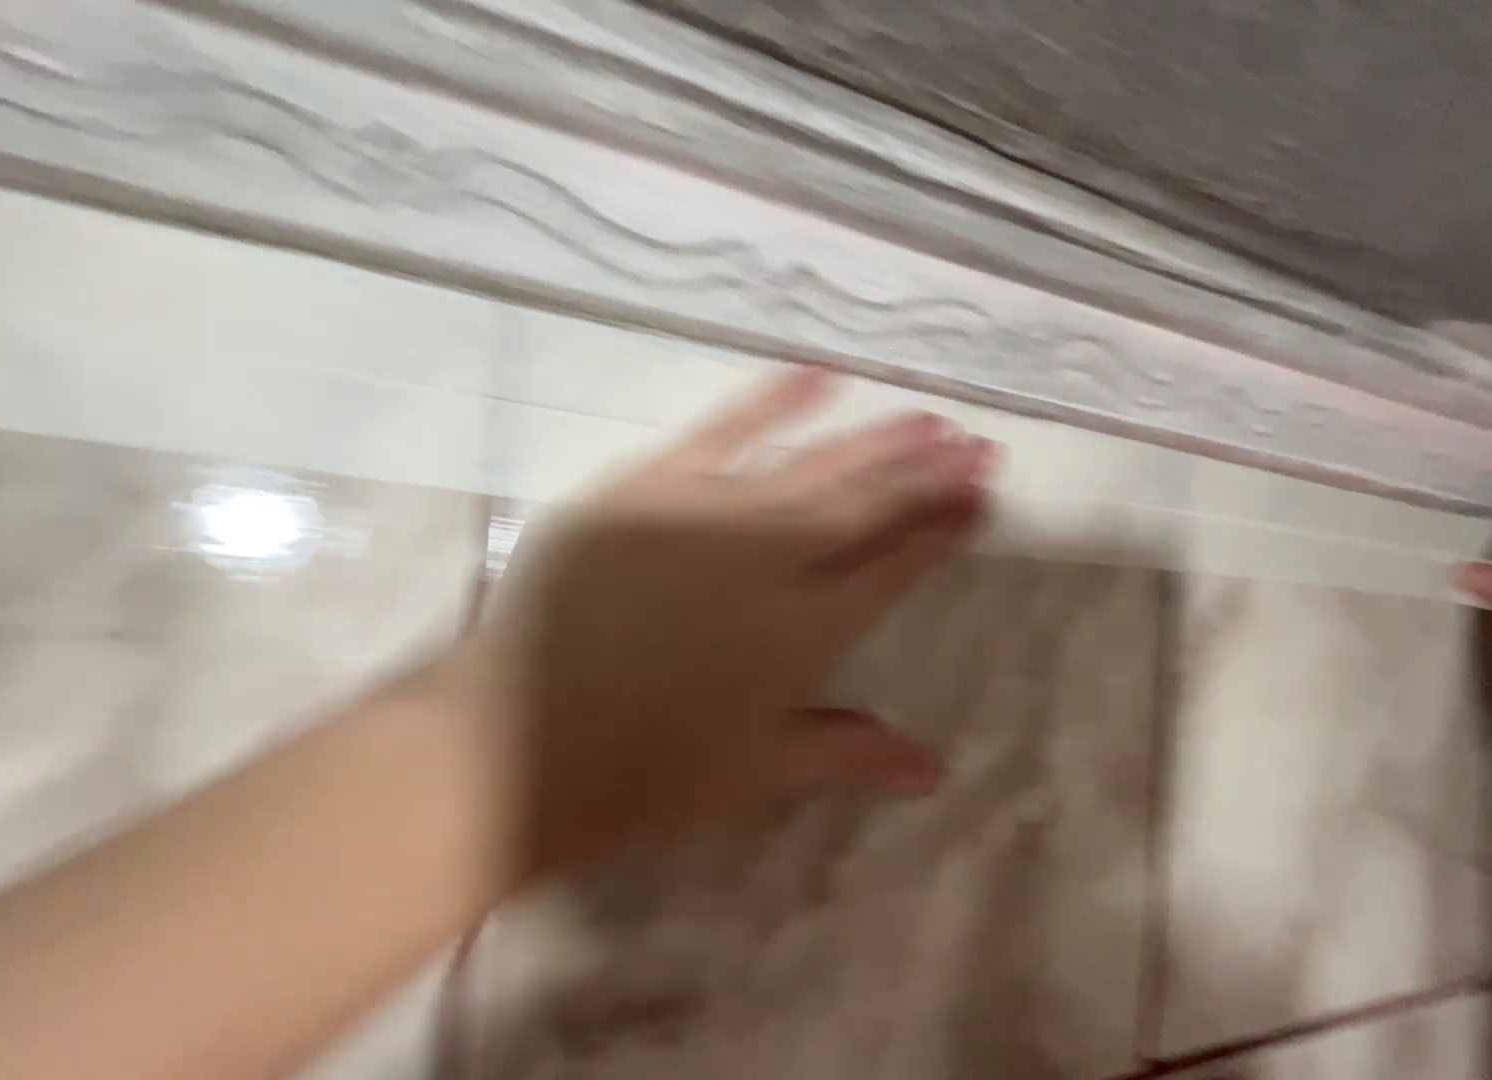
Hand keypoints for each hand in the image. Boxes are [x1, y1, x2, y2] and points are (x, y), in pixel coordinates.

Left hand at [441, 369, 996, 878]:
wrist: (514, 748)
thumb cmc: (639, 774)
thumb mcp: (755, 774)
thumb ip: (847, 754)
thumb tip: (935, 769)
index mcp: (801, 635)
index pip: (891, 571)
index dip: (939, 535)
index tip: (977, 502)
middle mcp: (767, 564)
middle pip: (864, 508)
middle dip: (927, 475)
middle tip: (977, 447)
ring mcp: (705, 517)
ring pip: (809, 466)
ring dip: (875, 440)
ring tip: (927, 417)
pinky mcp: (641, 489)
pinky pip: (717, 434)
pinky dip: (767, 402)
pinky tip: (815, 374)